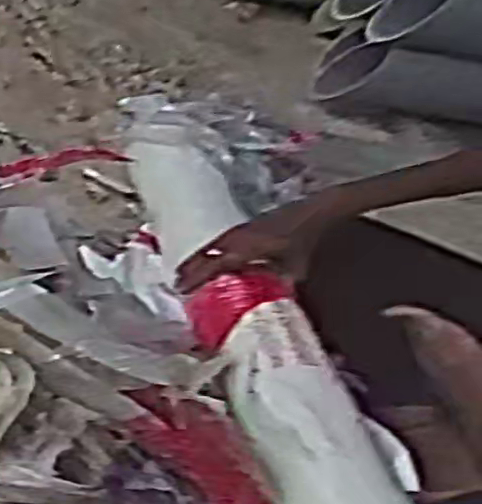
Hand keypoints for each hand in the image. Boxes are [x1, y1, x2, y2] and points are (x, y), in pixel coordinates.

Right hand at [174, 197, 343, 292]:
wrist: (324, 207)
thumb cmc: (307, 238)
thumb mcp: (293, 266)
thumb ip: (273, 281)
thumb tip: (262, 296)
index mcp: (238, 253)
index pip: (205, 270)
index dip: (191, 282)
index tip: (180, 292)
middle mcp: (232, 241)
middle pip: (198, 257)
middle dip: (187, 270)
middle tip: (179, 282)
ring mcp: (238, 231)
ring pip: (206, 247)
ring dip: (196, 259)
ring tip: (190, 269)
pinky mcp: (247, 224)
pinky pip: (220, 240)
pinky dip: (212, 249)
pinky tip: (216, 254)